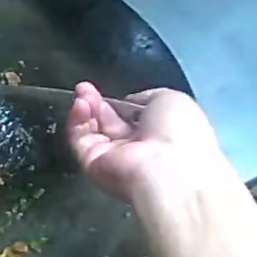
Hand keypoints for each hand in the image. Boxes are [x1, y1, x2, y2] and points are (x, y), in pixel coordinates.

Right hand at [67, 82, 224, 205]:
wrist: (167, 169)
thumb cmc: (179, 134)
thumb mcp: (172, 100)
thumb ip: (147, 97)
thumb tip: (128, 102)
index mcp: (157, 133)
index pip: (130, 116)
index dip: (118, 102)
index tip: (108, 89)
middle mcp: (133, 147)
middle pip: (107, 121)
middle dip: (96, 102)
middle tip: (85, 88)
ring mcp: (111, 156)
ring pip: (91, 128)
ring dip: (85, 108)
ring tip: (82, 92)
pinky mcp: (91, 163)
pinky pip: (80, 139)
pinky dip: (78, 121)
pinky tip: (81, 105)